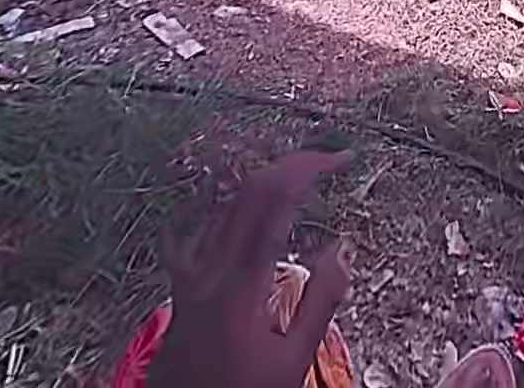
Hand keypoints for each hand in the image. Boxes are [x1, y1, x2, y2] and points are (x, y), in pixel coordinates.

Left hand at [147, 152, 352, 387]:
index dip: (310, 166)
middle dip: (294, 163)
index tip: (342, 159)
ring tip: (300, 175)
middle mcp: (213, 265)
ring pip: (228, 200)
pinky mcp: (181, 283)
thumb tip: (342, 247)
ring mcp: (192, 272)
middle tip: (329, 160)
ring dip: (267, 178)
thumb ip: (319, 302)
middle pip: (252, 188)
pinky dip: (230, 202)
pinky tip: (243, 202)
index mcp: (243, 281)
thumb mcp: (291, 364)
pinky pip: (202, 224)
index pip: (277, 197)